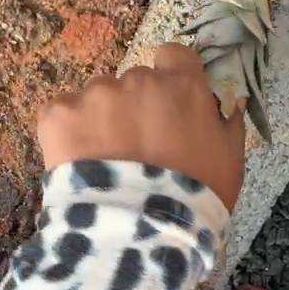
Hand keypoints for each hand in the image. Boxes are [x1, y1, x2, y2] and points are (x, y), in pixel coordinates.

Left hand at [37, 44, 246, 209]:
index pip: (176, 56)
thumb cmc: (195, 199)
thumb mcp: (230, 161)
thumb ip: (227, 122)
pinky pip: (63, 113)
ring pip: (99, 97)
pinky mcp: (58, 114)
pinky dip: (69, 134)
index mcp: (183, 86)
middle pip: (136, 81)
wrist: (137, 233)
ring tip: (106, 162)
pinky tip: (80, 163)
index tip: (169, 103)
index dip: (172, 76)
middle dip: (137, 106)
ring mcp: (96, 94)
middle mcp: (139, 80)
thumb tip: (227, 101)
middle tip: (139, 147)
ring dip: (103, 119)